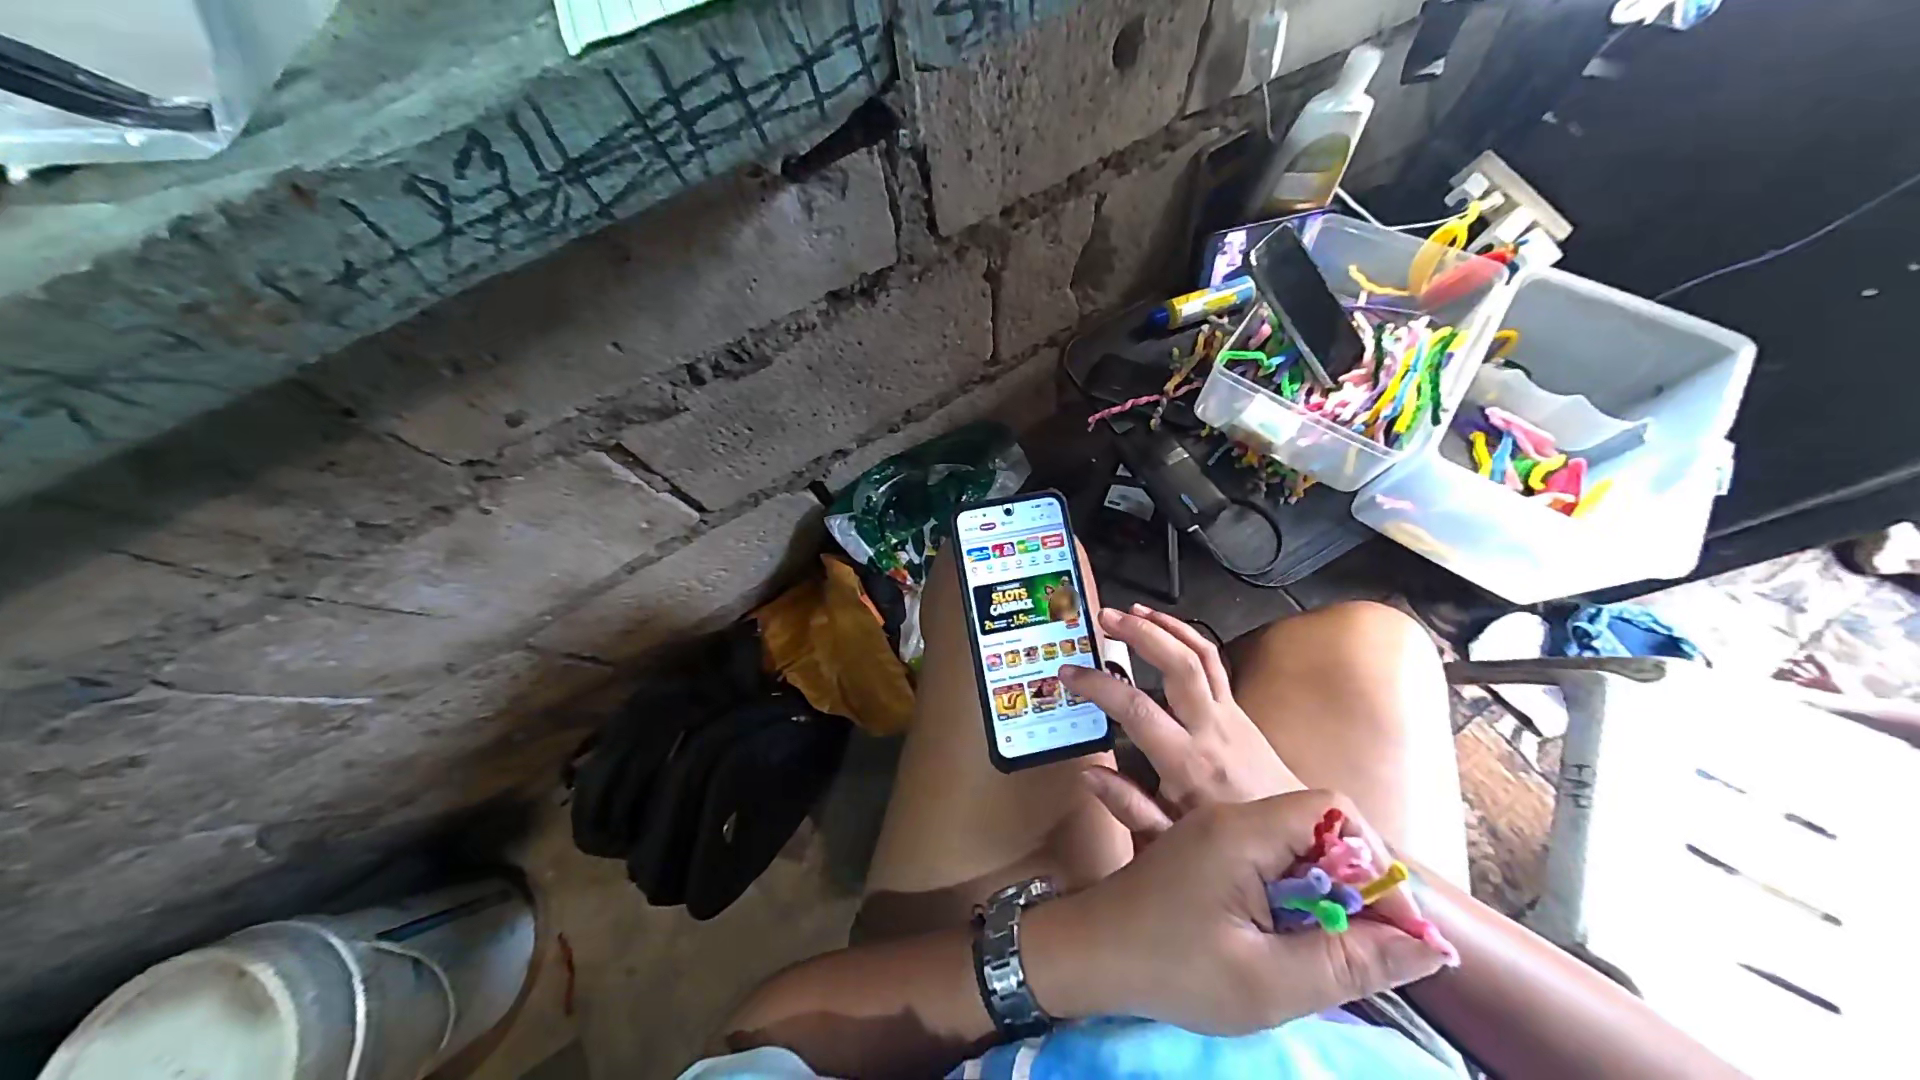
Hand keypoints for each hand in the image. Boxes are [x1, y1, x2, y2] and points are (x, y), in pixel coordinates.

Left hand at [1021, 792, 1450, 1033]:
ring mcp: (1214, 832)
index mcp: (1242, 831)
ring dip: (1323, 894)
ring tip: (1332, 949)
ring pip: (1294, 847)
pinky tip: (1293, 936)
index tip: (1394, 927)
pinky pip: (1267, 860)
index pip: (1332, 810)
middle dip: (1355, 884)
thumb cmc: (1172, 969)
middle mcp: (1229, 817)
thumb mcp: (1268, 982)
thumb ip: (1350, 961)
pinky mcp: (1206, 851)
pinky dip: (1292, 895)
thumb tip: (1426, 945)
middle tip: (1367, 948)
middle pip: (1317, 827)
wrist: (1090, 952)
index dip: (1375, 863)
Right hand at [1059, 604, 1300, 832]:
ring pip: (1200, 654)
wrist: (1300, 839)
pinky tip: (1164, 628)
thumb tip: (1089, 773)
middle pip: (1178, 665)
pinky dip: (1187, 637)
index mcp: (1188, 763)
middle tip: (1105, 618)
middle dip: (1140, 634)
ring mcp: (1229, 714)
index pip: (1137, 710)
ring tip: (1131, 610)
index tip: (1070, 673)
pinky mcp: (1237, 709)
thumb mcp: (1174, 839)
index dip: (1099, 686)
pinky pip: (1212, 662)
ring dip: (1164, 626)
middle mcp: (1211, 729)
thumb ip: (1130, 807)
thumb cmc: (1233, 841)